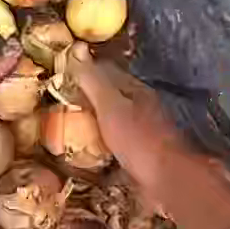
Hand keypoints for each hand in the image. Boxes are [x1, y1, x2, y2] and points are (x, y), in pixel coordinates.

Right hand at [66, 43, 191, 189]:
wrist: (168, 180)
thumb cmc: (138, 140)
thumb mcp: (111, 106)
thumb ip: (94, 80)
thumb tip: (78, 47)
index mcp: (136, 91)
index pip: (106, 71)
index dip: (84, 71)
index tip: (61, 78)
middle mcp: (142, 107)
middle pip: (112, 95)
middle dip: (89, 97)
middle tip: (61, 104)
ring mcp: (145, 131)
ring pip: (115, 119)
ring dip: (96, 121)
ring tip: (72, 127)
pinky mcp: (144, 154)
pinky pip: (118, 143)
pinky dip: (103, 143)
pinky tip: (91, 152)